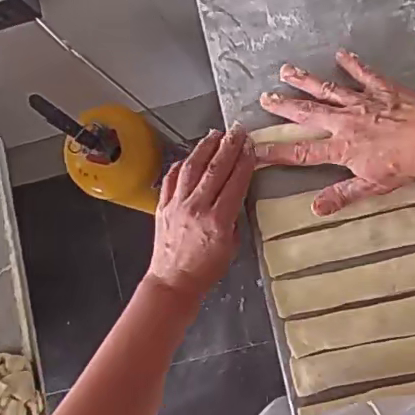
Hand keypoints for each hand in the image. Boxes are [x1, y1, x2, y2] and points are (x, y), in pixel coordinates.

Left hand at [146, 127, 254, 297]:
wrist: (174, 282)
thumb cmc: (205, 270)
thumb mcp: (231, 246)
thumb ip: (233, 218)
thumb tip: (234, 197)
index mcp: (218, 220)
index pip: (235, 182)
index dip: (245, 161)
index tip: (251, 147)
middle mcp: (196, 208)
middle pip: (215, 169)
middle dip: (228, 146)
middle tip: (237, 131)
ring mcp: (177, 205)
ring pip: (192, 168)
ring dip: (204, 148)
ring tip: (214, 135)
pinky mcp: (163, 207)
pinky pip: (171, 179)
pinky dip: (180, 166)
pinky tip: (188, 157)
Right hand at [257, 49, 414, 214]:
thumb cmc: (405, 165)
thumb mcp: (371, 187)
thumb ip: (342, 195)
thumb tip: (315, 208)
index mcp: (341, 148)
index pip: (301, 153)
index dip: (276, 152)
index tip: (255, 150)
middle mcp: (345, 122)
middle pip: (308, 114)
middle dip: (284, 106)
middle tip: (265, 98)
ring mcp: (362, 103)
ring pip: (327, 90)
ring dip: (305, 81)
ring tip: (286, 71)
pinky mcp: (381, 90)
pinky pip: (363, 75)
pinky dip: (352, 65)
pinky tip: (340, 55)